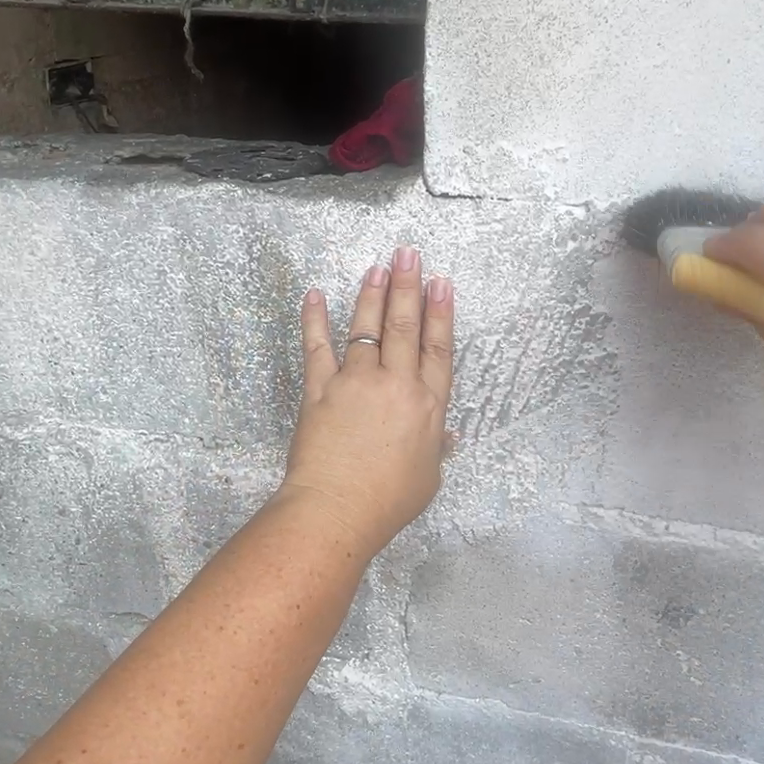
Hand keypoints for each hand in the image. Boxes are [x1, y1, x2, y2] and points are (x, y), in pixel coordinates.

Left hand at [280, 246, 455, 551]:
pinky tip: (316, 295)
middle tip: (408, 254)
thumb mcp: (428, 478)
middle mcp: (395, 384)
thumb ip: (437, 449)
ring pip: (366, 328)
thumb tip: (448, 435)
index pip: (438, 348)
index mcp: (427, 405)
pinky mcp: (320, 389)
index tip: (440, 283)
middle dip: (408, 286)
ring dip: (372, 294)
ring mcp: (356, 382)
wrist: (337, 509)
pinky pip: (317, 347)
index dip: (441, 313)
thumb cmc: (388, 501)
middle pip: (404, 326)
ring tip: (377, 266)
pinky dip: (315, 320)